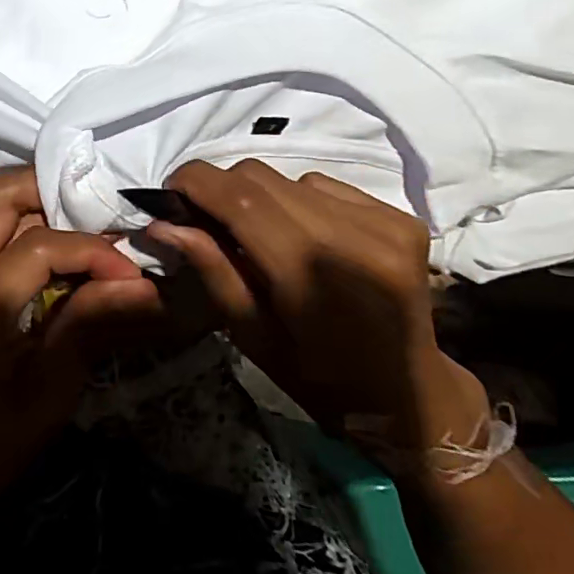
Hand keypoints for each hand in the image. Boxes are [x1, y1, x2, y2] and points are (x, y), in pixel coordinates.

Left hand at [0, 168, 168, 529]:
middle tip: (107, 223)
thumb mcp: (52, 389)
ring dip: (49, 205)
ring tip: (92, 234)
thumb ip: (90, 321)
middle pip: (3, 196)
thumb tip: (146, 284)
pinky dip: (34, 222)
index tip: (130, 272)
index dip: (91, 250)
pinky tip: (65, 249)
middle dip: (61, 194)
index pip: (36, 247)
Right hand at [152, 160, 487, 453]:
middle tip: (210, 218)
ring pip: (295, 179)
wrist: (409, 394)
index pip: (242, 198)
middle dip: (224, 188)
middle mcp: (353, 235)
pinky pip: (330, 188)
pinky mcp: (403, 217)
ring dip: (266, 198)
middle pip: (264, 178)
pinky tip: (310, 236)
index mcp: (311, 273)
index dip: (198, 182)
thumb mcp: (255, 338)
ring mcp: (385, 222)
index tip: (172, 187)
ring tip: (267, 236)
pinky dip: (305, 203)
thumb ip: (213, 272)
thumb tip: (164, 223)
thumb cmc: (321, 380)